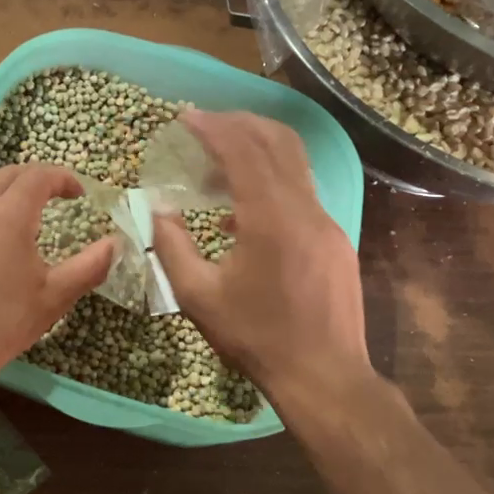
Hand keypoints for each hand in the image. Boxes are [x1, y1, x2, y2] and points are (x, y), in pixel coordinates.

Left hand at [0, 165, 117, 393]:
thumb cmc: (3, 323)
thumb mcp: (54, 297)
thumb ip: (89, 266)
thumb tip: (116, 245)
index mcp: (7, 215)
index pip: (38, 176)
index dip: (62, 178)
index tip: (78, 193)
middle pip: (5, 177)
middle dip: (33, 180)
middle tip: (53, 198)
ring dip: (4, 205)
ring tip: (21, 232)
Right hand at [150, 110, 370, 398]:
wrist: (324, 376)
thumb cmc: (255, 337)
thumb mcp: (198, 296)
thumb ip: (173, 246)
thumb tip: (158, 211)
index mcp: (272, 219)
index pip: (244, 152)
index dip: (214, 128)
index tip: (187, 117)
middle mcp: (306, 210)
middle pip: (279, 143)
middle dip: (241, 124)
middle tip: (206, 123)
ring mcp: (327, 224)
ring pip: (296, 166)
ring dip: (259, 150)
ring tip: (221, 158)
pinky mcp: (335, 241)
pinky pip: (302, 194)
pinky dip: (272, 182)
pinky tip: (241, 210)